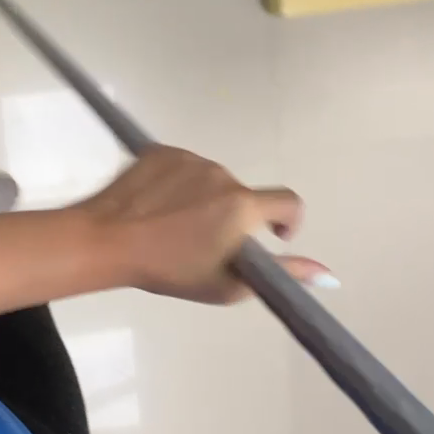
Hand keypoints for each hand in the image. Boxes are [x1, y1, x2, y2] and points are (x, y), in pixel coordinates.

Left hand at [76, 146, 329, 303]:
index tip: (272, 236)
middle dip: (233, 215)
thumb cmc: (167, 269)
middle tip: (203, 241)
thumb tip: (327, 272)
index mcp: (242, 204)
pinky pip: (181, 166)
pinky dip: (177, 183)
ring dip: (203, 197)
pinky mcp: (158, 150)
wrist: (106, 239)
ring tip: (173, 224)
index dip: (287, 220)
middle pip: (241, 193)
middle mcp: (220, 173)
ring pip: (209, 179)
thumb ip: (282, 274)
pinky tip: (156, 205)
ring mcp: (186, 158)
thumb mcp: (228, 284)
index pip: (288, 201)